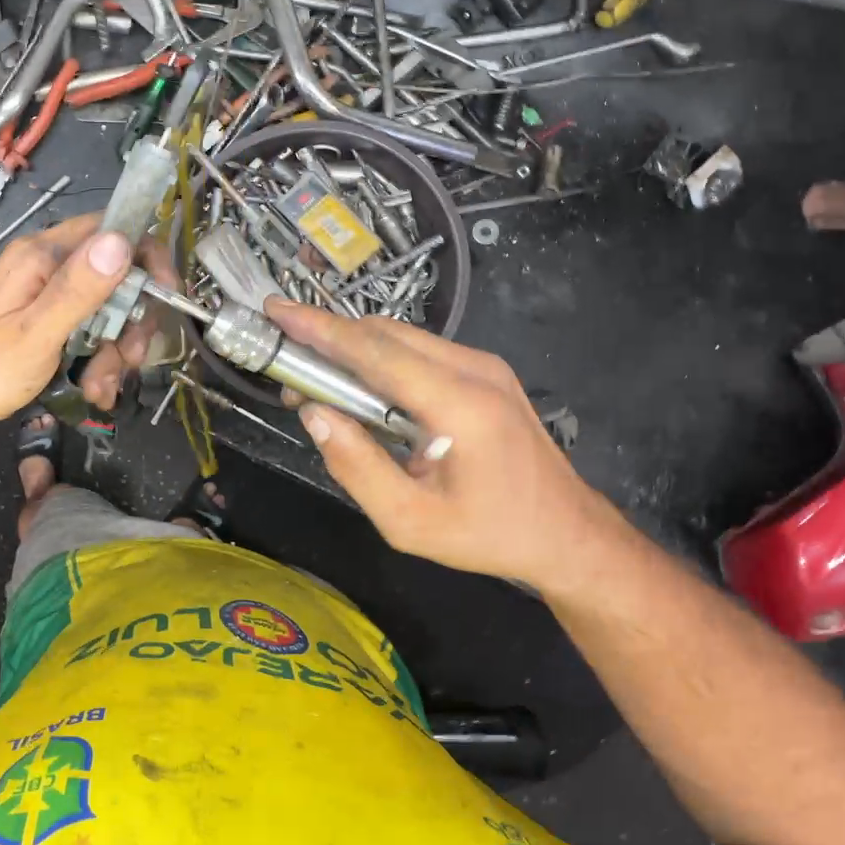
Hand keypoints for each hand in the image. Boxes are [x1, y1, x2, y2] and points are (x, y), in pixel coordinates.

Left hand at [0, 216, 133, 426]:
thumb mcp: (33, 334)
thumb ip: (76, 290)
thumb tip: (121, 240)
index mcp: (41, 255)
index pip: (112, 229)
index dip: (147, 259)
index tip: (167, 298)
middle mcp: (47, 266)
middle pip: (117, 276)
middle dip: (130, 321)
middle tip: (130, 360)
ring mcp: (47, 295)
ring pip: (108, 310)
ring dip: (115, 351)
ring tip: (99, 388)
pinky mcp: (48, 321)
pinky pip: (90, 331)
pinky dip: (98, 360)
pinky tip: (92, 390)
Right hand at [265, 298, 634, 591]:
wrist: (567, 533)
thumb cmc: (487, 533)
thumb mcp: (409, 521)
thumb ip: (356, 467)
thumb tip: (313, 414)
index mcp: (460, 405)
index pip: (376, 352)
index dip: (320, 330)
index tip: (276, 311)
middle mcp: (475, 370)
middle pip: (384, 334)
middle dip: (326, 337)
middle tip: (284, 362)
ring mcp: (484, 366)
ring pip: (400, 337)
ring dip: (349, 349)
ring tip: (312, 381)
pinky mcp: (484, 373)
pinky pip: (416, 350)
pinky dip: (375, 358)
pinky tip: (355, 387)